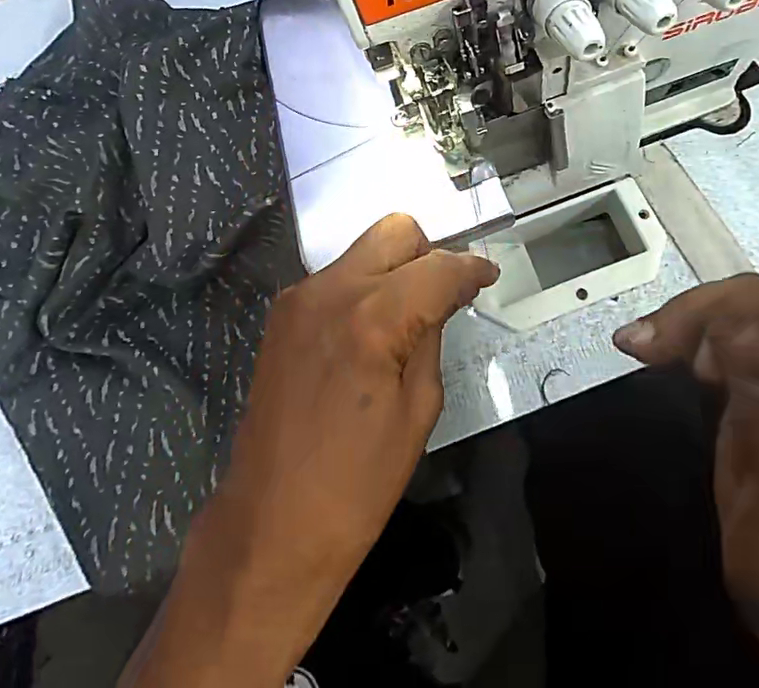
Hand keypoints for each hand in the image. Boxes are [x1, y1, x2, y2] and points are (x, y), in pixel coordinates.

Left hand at [127, 214, 496, 687]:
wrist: (271, 526)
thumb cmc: (359, 482)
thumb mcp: (420, 407)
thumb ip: (432, 335)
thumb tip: (444, 297)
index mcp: (372, 318)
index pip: (438, 267)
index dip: (471, 269)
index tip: (487, 277)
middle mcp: (330, 292)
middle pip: (395, 232)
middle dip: (429, 254)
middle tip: (446, 293)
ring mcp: (298, 301)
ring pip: (364, 250)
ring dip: (396, 269)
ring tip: (412, 314)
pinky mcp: (281, 317)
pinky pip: (337, 278)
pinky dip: (366, 287)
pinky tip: (375, 329)